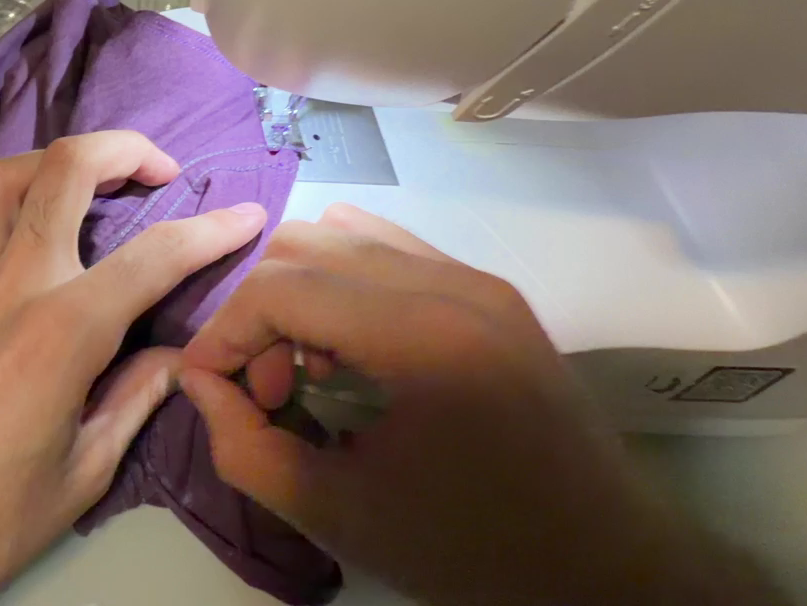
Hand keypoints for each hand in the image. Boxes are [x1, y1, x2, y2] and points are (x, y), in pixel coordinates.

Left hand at [0, 130, 269, 605]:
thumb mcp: (83, 472)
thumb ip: (134, 397)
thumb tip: (173, 353)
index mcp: (62, 331)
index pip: (154, 256)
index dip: (212, 229)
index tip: (247, 213)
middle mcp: (11, 281)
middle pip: (65, 169)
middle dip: (124, 149)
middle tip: (160, 169)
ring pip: (4, 175)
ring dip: (55, 159)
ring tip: (92, 179)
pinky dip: (9, 194)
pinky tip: (28, 220)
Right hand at [180, 204, 786, 605]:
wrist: (611, 572)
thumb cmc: (472, 551)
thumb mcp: (339, 518)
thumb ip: (245, 448)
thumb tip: (195, 381)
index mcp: (421, 337)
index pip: (280, 288)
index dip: (223, 331)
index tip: (205, 382)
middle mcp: (450, 283)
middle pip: (302, 247)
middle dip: (257, 312)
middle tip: (262, 387)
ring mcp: (475, 277)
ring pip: (338, 235)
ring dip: (296, 291)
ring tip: (303, 366)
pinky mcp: (487, 286)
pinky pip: (385, 246)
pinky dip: (339, 279)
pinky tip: (346, 342)